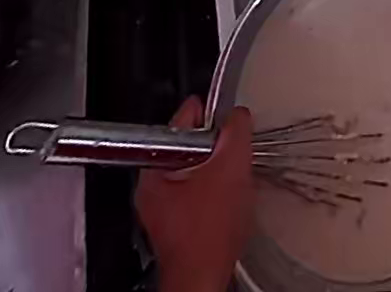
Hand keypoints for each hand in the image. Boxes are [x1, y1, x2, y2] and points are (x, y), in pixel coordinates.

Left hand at [134, 97, 253, 291]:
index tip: (227, 121)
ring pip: (195, 166)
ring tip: (233, 175)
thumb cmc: (209, 232)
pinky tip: (228, 197)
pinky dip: (214, 186)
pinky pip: (197, 187)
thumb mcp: (232, 166)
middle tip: (233, 152)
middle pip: (190, 142)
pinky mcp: (175, 222)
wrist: (204, 281)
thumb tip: (238, 114)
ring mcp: (162, 206)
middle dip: (216, 144)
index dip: (210, 115)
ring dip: (218, 166)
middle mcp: (153, 184)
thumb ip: (236, 130)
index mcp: (156, 167)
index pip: (182, 118)